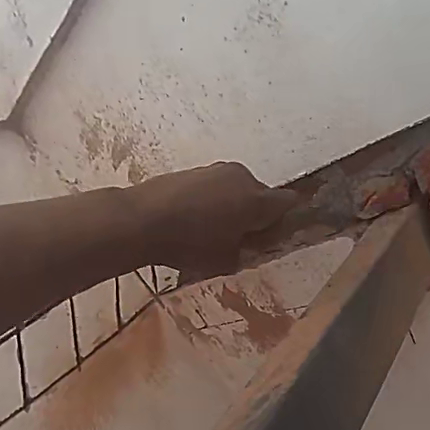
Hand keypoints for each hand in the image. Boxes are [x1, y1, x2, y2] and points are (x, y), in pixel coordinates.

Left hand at [126, 162, 299, 275]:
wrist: (140, 220)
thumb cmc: (191, 245)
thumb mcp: (227, 260)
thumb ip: (248, 249)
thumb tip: (250, 241)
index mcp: (257, 199)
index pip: (289, 203)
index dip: (286, 221)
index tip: (274, 237)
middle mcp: (242, 177)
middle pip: (261, 196)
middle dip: (255, 216)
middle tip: (241, 240)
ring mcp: (216, 170)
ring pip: (236, 190)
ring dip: (232, 207)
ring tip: (212, 232)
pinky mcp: (194, 170)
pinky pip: (215, 187)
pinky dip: (212, 202)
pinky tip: (194, 221)